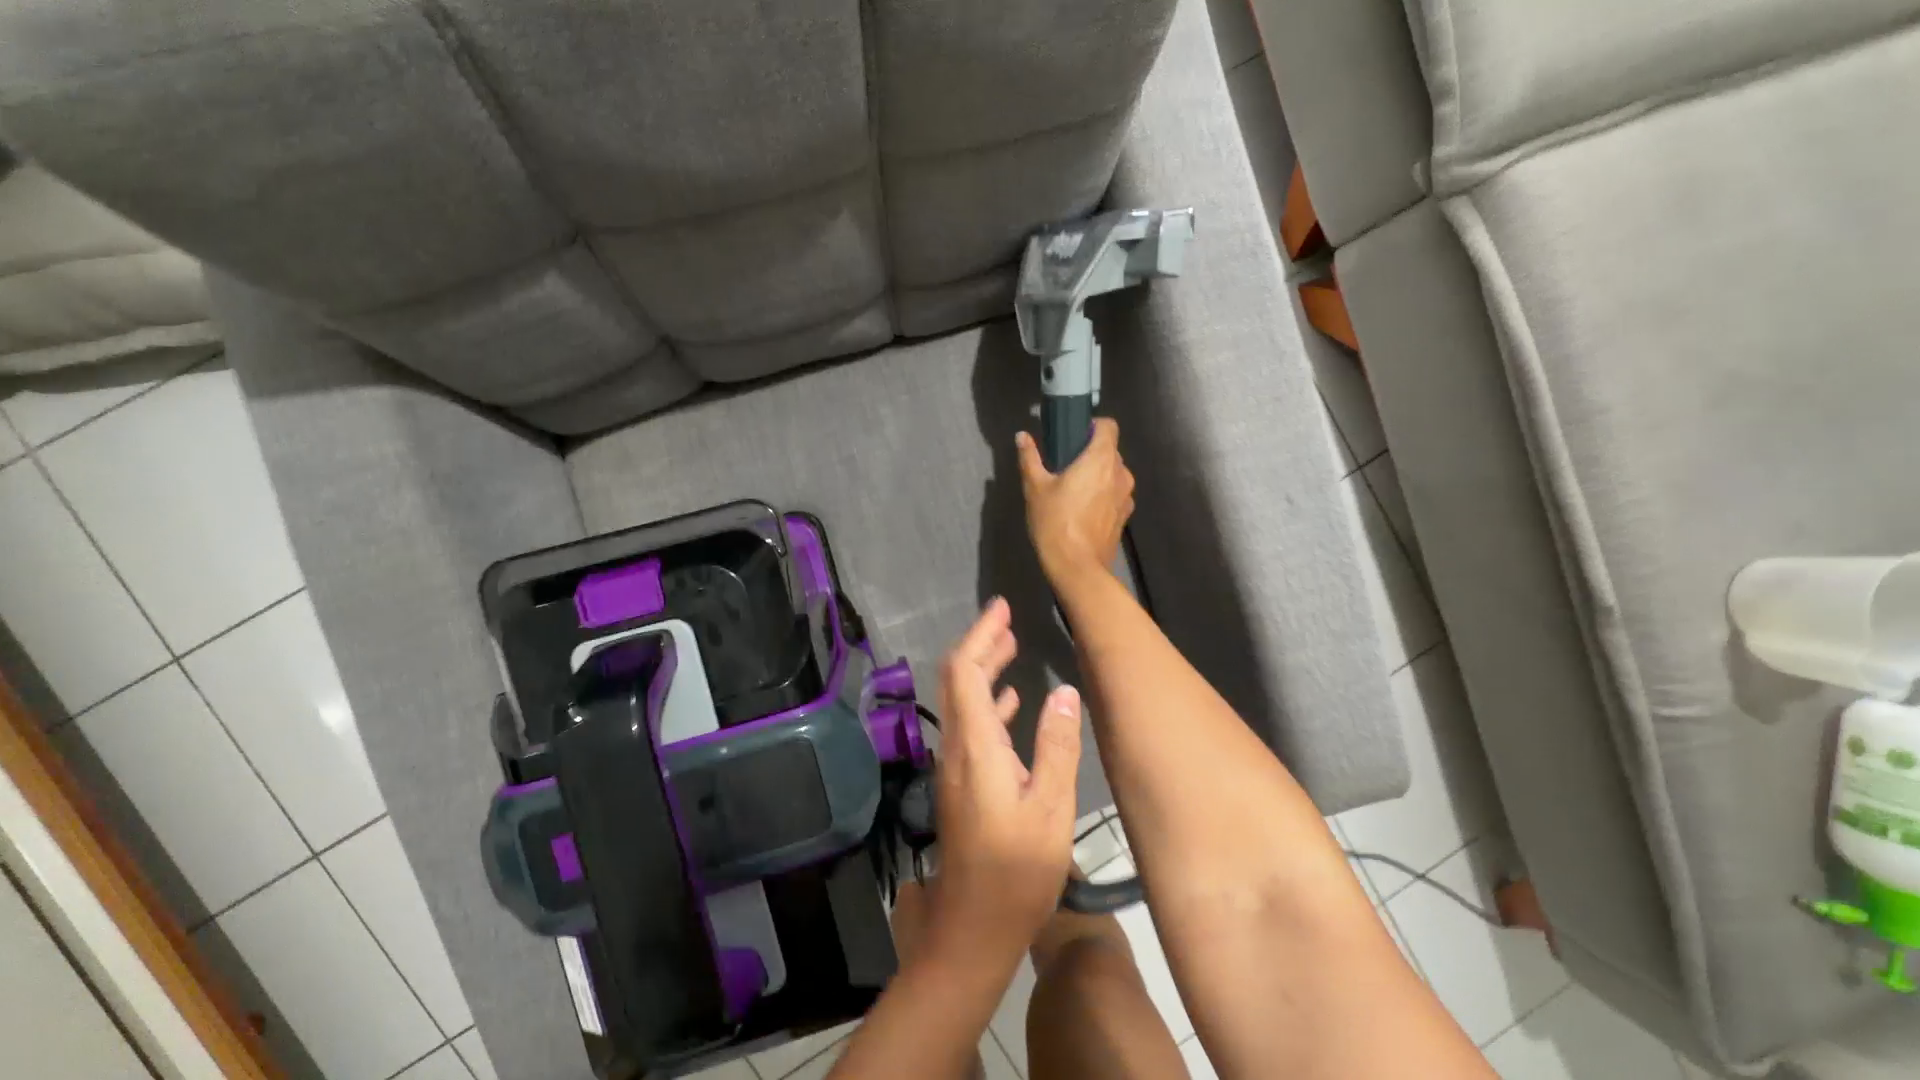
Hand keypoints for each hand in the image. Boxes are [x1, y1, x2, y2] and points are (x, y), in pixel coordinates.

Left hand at [928, 598, 1082, 968]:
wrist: (973, 929)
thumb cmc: (1017, 873)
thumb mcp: (1050, 809)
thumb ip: (1056, 748)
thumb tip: (1062, 691)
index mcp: (975, 748)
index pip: (964, 672)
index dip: (980, 634)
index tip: (1002, 607)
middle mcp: (957, 751)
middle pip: (957, 682)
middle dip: (980, 645)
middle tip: (1008, 619)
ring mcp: (956, 771)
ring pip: (963, 705)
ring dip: (984, 672)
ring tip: (1012, 649)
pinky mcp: (963, 788)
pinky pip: (972, 729)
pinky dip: (988, 705)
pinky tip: (1011, 704)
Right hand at [1015, 418, 1134, 586]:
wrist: (1077, 567)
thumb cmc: (1055, 522)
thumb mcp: (1035, 488)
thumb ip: (1030, 458)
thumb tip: (1022, 436)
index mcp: (1101, 459)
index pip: (1108, 426)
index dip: (1092, 426)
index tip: (1074, 437)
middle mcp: (1120, 472)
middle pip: (1110, 450)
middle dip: (1091, 452)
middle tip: (1067, 464)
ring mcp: (1126, 495)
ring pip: (1114, 473)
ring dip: (1098, 474)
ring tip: (1075, 488)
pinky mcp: (1125, 515)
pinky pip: (1115, 494)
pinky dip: (1103, 494)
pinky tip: (1084, 509)